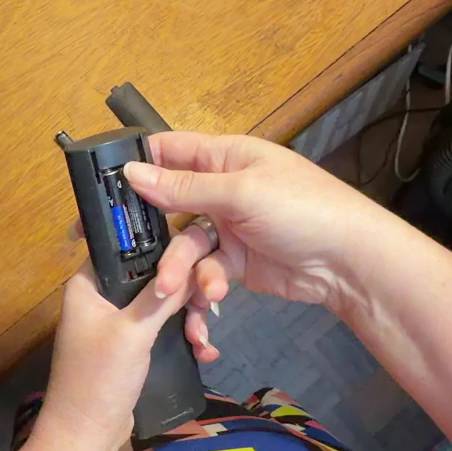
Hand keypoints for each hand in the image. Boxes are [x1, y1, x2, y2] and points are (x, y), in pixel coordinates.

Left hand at [34, 264, 194, 450]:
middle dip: (183, 292)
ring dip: (187, 320)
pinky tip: (203, 351)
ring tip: (204, 341)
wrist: (86, 436)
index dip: (162, 248)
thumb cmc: (100, 377)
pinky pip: (162, 330)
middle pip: (151, 277)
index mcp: (88, 284)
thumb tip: (194, 261)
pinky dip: (182, 337)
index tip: (198, 255)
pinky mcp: (131, 347)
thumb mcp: (133, 330)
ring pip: (162, 305)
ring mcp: (116, 324)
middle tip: (210, 304)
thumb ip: (163, 295)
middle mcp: (100, 297)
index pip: (125, 247)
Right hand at [123, 131, 392, 359]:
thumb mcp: (241, 193)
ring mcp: (227, 228)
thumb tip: (131, 172)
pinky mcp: (234, 263)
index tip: (101, 189)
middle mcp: (220, 189)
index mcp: (223, 157)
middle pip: (167, 206)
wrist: (350, 263)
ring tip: (176, 292)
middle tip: (116, 252)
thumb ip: (184, 187)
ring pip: (184, 247)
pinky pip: (204, 273)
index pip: (168, 151)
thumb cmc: (302, 210)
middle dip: (149, 234)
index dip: (135, 165)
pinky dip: (203, 288)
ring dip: (179, 270)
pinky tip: (212, 300)